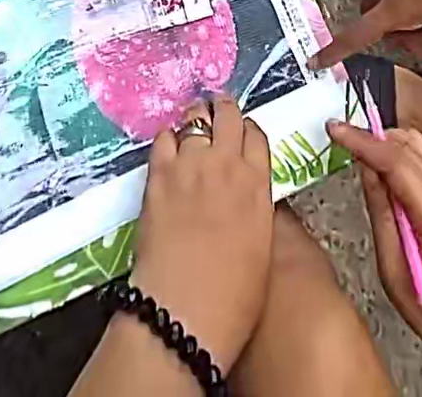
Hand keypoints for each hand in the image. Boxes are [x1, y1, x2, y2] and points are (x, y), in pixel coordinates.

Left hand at [129, 96, 273, 374]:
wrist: (185, 312)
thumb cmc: (234, 296)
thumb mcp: (262, 244)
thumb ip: (255, 205)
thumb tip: (246, 192)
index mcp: (257, 184)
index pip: (256, 135)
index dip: (247, 129)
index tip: (241, 131)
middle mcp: (226, 164)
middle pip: (227, 114)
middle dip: (223, 109)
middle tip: (217, 110)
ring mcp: (190, 165)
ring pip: (194, 118)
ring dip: (195, 118)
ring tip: (192, 122)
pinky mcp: (159, 174)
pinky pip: (164, 138)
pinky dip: (168, 138)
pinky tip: (168, 147)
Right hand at [328, 122, 421, 396]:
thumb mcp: (392, 266)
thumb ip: (380, 210)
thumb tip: (364, 167)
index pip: (395, 161)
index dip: (361, 140)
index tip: (333, 128)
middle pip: (405, 144)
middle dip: (369, 135)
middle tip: (338, 136)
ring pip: (414, 142)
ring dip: (383, 139)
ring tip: (354, 147)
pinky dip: (396, 148)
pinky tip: (378, 161)